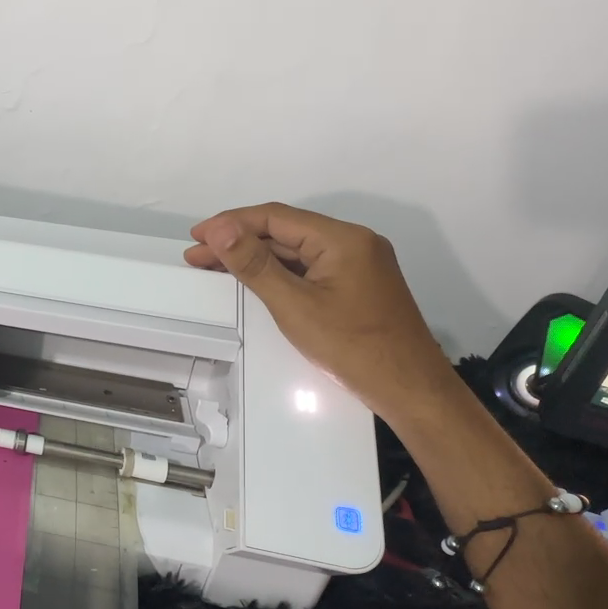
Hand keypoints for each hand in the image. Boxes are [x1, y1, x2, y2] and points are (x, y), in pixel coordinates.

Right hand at [184, 202, 462, 429]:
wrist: (411, 391)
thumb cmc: (353, 347)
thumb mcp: (294, 305)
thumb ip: (254, 264)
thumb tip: (219, 229)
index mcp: (342, 239)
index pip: (276, 217)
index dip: (231, 223)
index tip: (196, 237)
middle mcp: (353, 243)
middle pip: (285, 231)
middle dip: (238, 241)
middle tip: (197, 255)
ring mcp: (357, 264)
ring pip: (295, 250)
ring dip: (255, 256)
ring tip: (214, 266)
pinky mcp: (356, 285)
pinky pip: (308, 267)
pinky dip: (276, 271)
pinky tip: (252, 280)